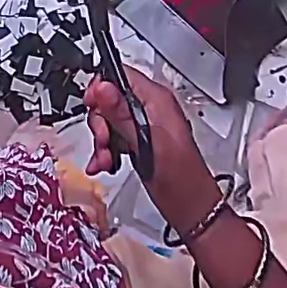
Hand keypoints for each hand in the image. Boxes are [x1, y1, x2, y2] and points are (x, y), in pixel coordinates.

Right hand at [82, 66, 220, 228]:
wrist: (193, 213)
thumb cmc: (181, 183)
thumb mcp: (146, 145)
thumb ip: (122, 114)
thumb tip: (103, 87)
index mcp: (158, 101)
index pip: (120, 74)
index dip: (100, 89)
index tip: (93, 109)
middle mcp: (152, 108)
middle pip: (110, 98)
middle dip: (100, 121)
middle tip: (103, 141)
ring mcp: (146, 123)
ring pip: (109, 118)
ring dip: (102, 138)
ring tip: (105, 157)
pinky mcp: (141, 138)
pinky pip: (115, 134)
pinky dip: (106, 148)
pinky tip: (105, 162)